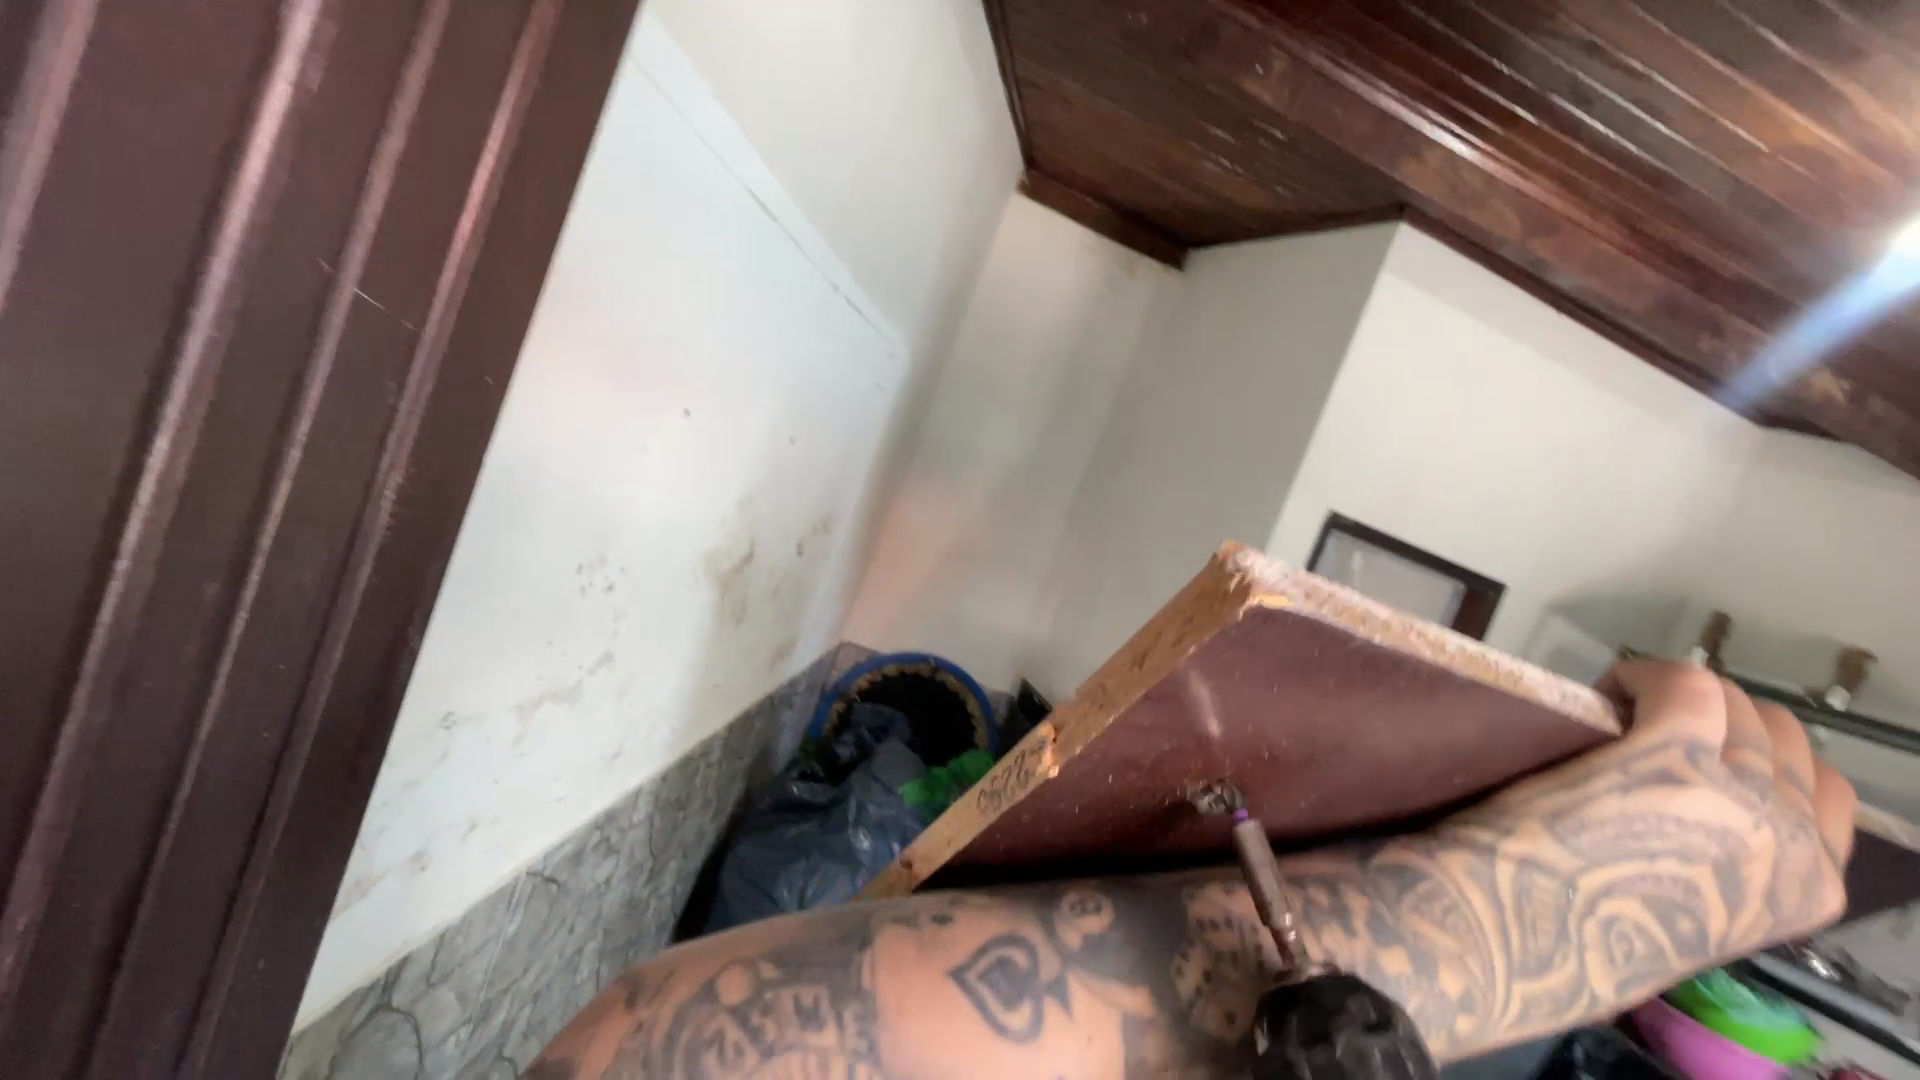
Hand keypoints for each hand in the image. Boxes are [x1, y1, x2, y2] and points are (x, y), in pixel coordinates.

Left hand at [1290, 659, 1857, 1055]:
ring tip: (1617, 708)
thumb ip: (1716, 865)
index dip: (1755, 756)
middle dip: (1720, 719)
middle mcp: (1794, 845)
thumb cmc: (1571, 928)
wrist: (1507, 936)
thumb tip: (1691, 813)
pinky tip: (1605, 685)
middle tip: (1646, 720)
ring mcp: (1739, 800)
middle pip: (1782, 740)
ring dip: (1679, 696)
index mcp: (1807, 891)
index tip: (1694, 745)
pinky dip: (1644, 674)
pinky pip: (1686, 685)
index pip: (1818, 791)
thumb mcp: (1683, 908)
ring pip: (1740, 709)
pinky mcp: (1669, 759)